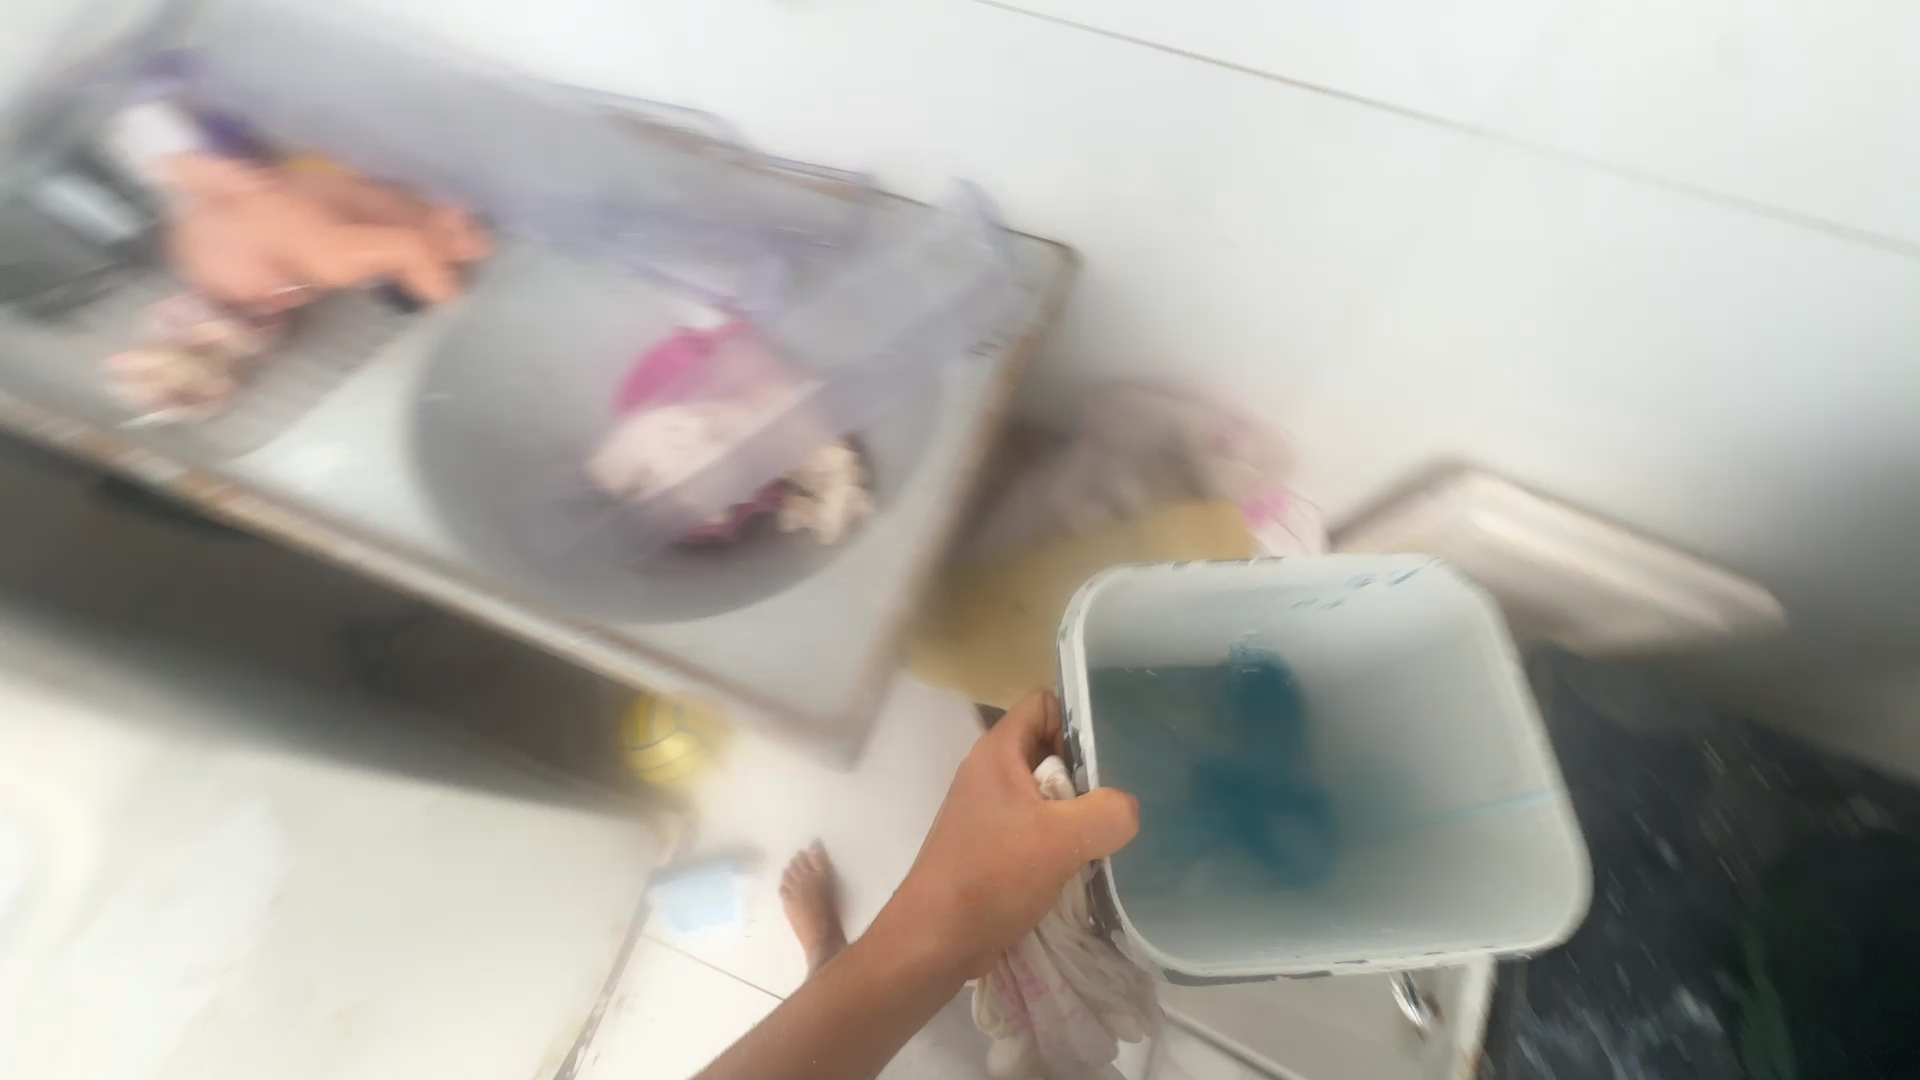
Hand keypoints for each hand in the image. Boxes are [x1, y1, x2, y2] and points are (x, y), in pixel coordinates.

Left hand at [873, 689, 1139, 978]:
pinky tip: (1076, 864)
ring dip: (1071, 810)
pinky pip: (1032, 822)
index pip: (1042, 704)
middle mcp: (989, 770)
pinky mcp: (988, 840)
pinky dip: (1055, 837)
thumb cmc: (992, 875)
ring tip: (1099, 837)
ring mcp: (986, 806)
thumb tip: (1126, 808)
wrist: (935, 939)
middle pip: (1046, 746)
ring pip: (1042, 789)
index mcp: (998, 751)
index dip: (1074, 722)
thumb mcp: (1061, 840)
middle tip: (1108, 804)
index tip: (1103, 761)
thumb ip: (1106, 813)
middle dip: (1080, 771)